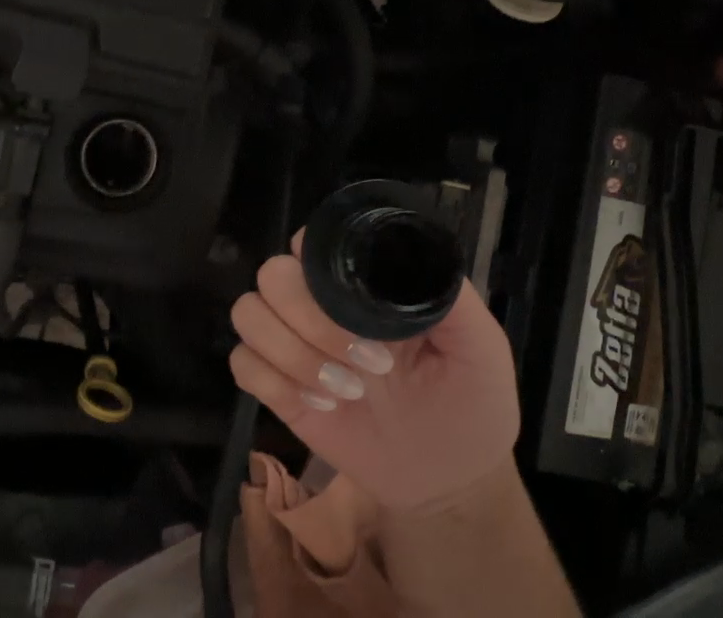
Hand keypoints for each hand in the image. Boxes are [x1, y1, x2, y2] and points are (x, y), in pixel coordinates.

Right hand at [228, 236, 520, 512]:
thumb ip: (452, 299)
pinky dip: (273, 382)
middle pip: (271, 275)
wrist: (451, 478)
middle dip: (308, 318)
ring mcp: (294, 345)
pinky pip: (242, 364)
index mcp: (360, 286)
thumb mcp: (480, 348)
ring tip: (345, 390)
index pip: (310, 243)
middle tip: (366, 362)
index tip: (345, 296)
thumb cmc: (470, 403)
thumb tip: (416, 261)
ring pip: (248, 314)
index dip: (314, 260)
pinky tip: (321, 405)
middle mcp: (318, 305)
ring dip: (290, 351)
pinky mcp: (277, 388)